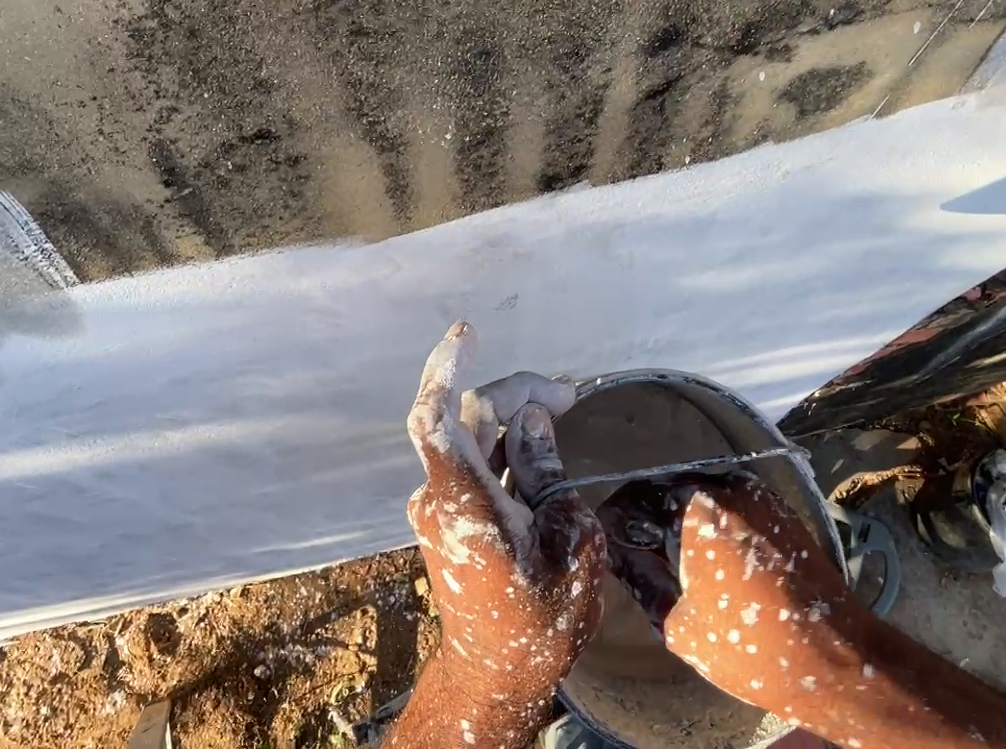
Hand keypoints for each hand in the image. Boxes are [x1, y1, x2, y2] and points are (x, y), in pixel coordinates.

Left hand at [383, 322, 606, 748]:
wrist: (497, 672)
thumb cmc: (539, 619)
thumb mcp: (568, 544)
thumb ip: (546, 474)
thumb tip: (534, 420)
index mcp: (464, 499)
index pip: (435, 417)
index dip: (446, 367)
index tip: (468, 332)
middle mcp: (441, 493)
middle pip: (469, 418)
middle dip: (517, 393)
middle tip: (569, 394)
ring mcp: (441, 503)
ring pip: (472, 436)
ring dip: (513, 415)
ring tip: (562, 404)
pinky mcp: (451, 512)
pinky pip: (475, 460)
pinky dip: (506, 443)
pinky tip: (539, 441)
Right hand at [650, 472, 1005, 748]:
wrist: (841, 664)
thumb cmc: (753, 649)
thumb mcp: (678, 623)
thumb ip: (639, 576)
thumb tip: (618, 550)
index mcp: (696, 506)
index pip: (634, 498)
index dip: (615, 521)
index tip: (606, 539)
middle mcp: (726, 486)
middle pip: (665, 487)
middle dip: (645, 514)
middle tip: (633, 547)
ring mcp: (756, 493)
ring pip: (696, 491)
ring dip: (675, 513)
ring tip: (665, 550)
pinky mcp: (777, 508)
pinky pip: (726, 501)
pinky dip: (707, 517)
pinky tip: (702, 551)